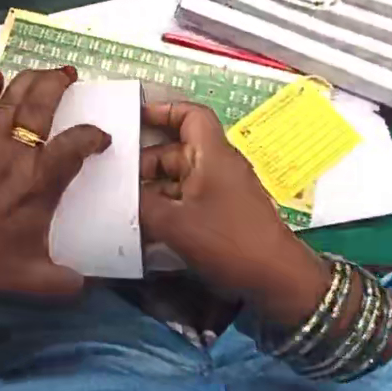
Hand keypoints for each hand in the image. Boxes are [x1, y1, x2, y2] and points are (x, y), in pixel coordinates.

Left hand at [0, 68, 110, 308]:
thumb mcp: (36, 279)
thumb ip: (68, 281)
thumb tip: (88, 284)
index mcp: (38, 181)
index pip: (75, 144)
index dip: (93, 137)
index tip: (101, 140)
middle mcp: (14, 155)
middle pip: (39, 105)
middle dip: (57, 84)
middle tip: (71, 75)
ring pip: (9, 100)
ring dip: (28, 80)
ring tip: (46, 70)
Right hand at [138, 101, 329, 320]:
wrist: (276, 280)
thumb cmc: (227, 241)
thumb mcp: (173, 223)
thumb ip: (142, 204)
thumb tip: (121, 196)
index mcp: (211, 155)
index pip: (191, 116)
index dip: (163, 111)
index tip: (135, 119)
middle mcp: (217, 166)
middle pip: (175, 150)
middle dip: (144, 163)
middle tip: (115, 179)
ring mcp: (221, 189)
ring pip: (177, 177)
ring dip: (152, 189)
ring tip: (123, 205)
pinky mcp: (221, 211)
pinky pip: (186, 197)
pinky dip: (165, 205)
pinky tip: (144, 225)